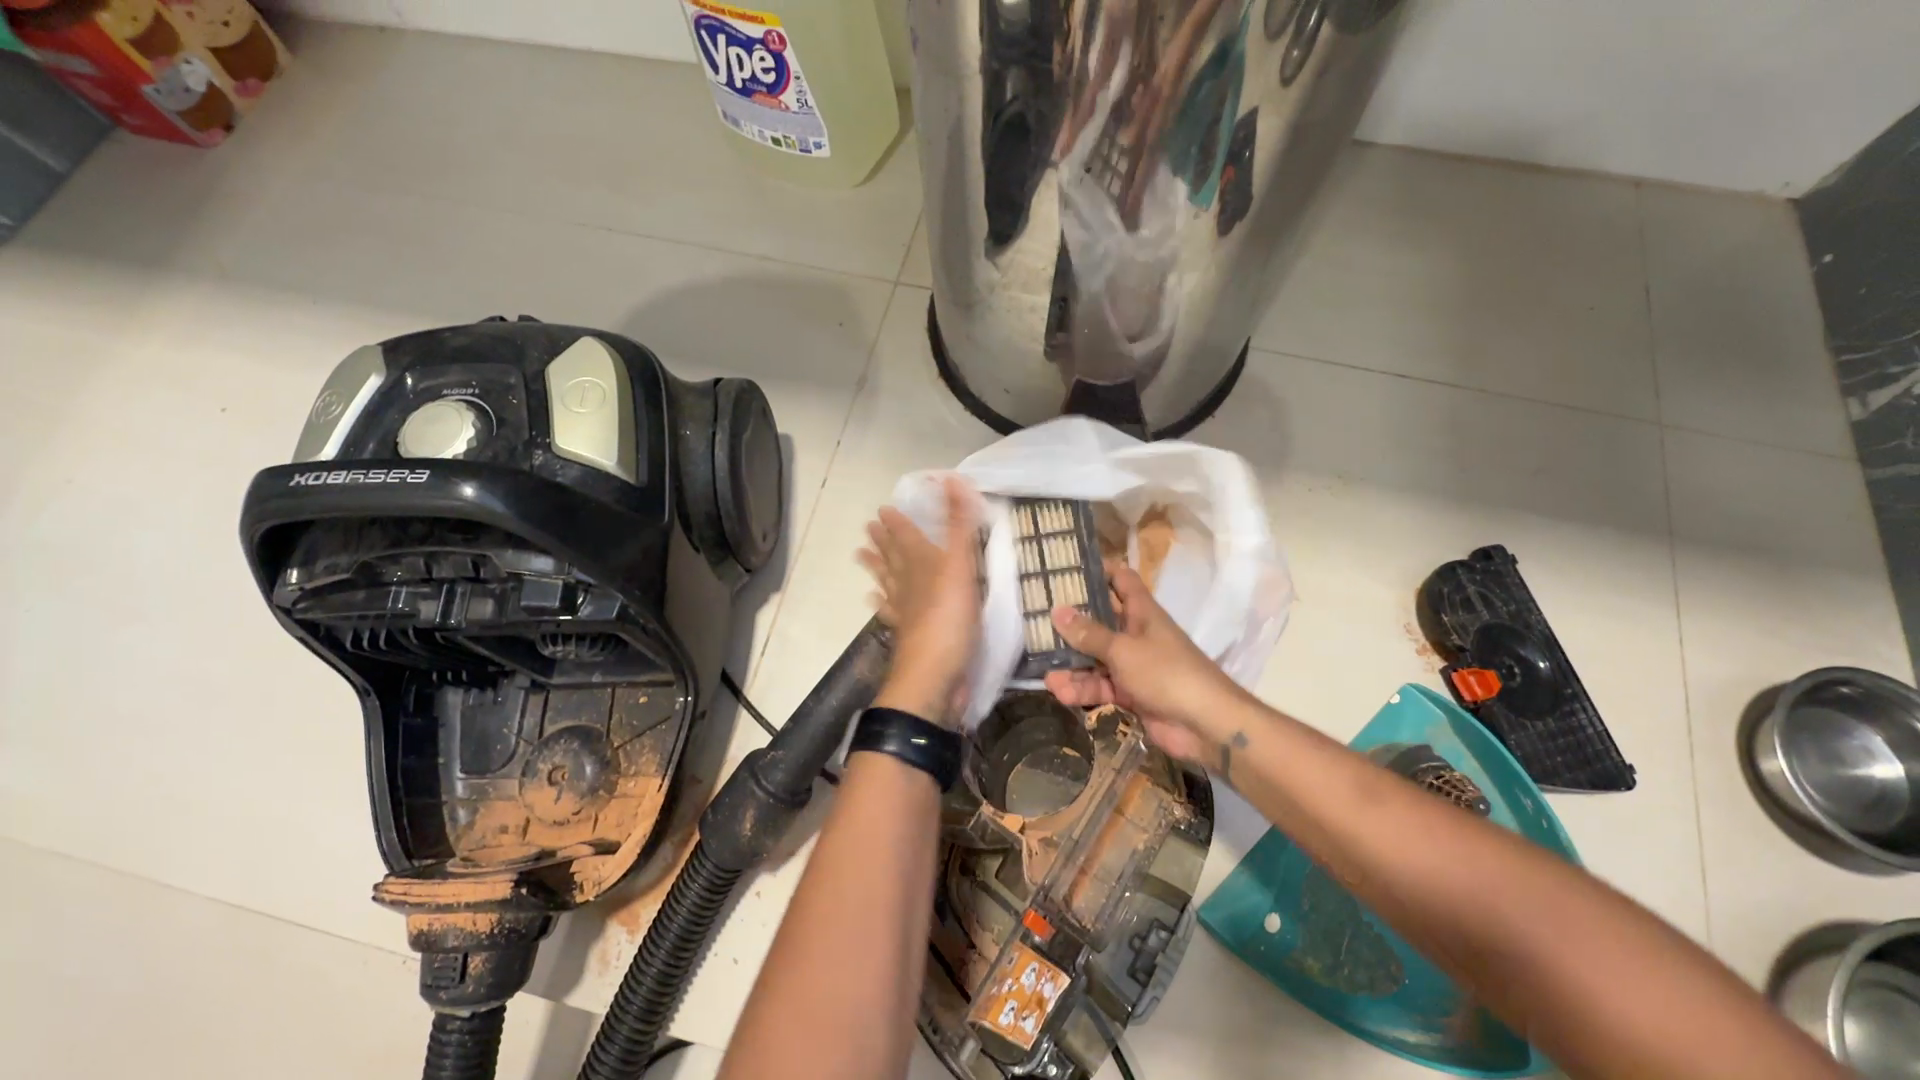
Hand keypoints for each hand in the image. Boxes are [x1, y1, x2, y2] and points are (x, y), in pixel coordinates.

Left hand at [857, 475, 980, 727]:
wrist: (934, 678)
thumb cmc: (949, 619)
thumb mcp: (961, 566)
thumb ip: (959, 524)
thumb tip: (952, 478)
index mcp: (922, 565)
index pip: (907, 537)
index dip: (898, 523)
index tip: (884, 509)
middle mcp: (909, 585)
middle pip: (894, 559)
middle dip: (884, 542)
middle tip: (868, 528)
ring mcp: (906, 613)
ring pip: (889, 584)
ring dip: (877, 569)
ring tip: (861, 556)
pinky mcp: (910, 637)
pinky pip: (892, 615)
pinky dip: (883, 605)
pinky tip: (876, 602)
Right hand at [1045, 564, 1251, 766]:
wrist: (1205, 724)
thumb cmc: (1167, 673)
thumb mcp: (1123, 650)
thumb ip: (1089, 633)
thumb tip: (1057, 610)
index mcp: (1142, 612)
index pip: (1120, 580)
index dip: (1097, 571)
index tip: (1064, 570)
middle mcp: (1136, 634)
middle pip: (1099, 621)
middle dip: (1070, 625)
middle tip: (1036, 625)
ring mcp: (1133, 665)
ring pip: (1095, 659)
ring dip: (1072, 667)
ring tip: (1047, 676)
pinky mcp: (1130, 693)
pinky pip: (1100, 686)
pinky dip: (1083, 689)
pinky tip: (1062, 694)